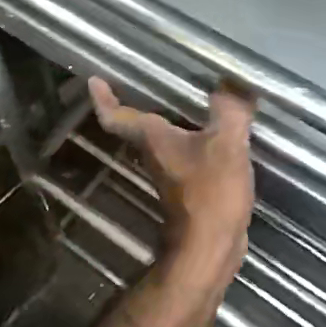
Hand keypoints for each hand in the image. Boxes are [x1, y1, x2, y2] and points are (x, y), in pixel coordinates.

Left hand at [88, 77, 254, 294]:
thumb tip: (230, 81)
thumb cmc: (208, 192)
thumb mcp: (225, 144)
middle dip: (132, 103)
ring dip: (163, 121)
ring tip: (181, 99)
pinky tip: (210, 132)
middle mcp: (152, 153)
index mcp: (151, 138)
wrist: (210, 246)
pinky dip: (188, 139)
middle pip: (135, 125)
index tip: (94, 80)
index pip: (115, 116)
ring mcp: (167, 173)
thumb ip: (229, 110)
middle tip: (139, 80)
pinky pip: (181, 153)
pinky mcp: (185, 187)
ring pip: (158, 140)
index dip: (102, 98)